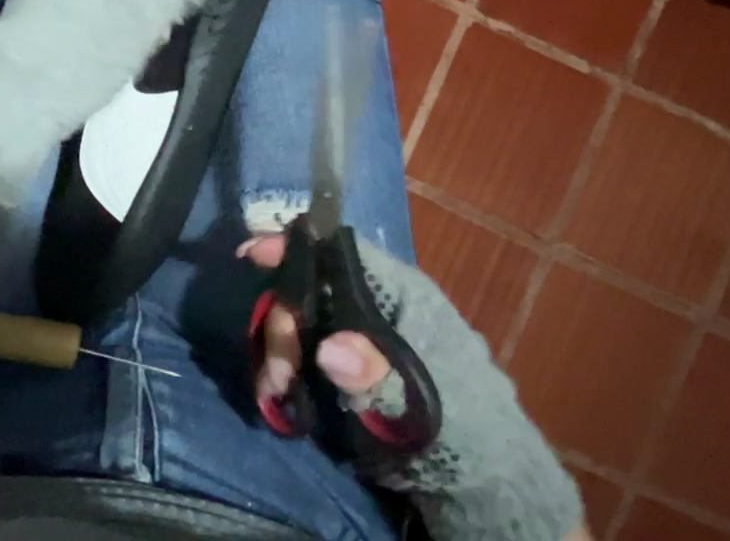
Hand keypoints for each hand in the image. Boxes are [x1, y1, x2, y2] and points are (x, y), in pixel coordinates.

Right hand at [237, 230, 587, 540]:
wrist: (476, 484)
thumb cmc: (461, 431)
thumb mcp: (421, 405)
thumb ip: (376, 375)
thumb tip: (327, 349)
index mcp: (397, 293)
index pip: (340, 251)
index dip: (295, 246)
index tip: (253, 254)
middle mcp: (367, 304)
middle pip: (306, 289)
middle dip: (282, 324)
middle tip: (278, 371)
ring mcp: (349, 335)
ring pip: (294, 322)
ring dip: (276, 353)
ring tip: (274, 391)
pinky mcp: (336, 367)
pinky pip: (295, 355)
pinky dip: (279, 372)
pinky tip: (275, 397)